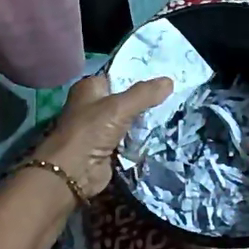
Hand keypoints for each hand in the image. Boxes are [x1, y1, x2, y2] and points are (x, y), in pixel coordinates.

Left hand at [32, 75, 172, 196]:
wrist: (74, 173)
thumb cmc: (90, 132)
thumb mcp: (119, 107)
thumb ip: (144, 94)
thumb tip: (170, 81)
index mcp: (90, 88)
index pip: (119, 75)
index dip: (140, 75)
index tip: (165, 75)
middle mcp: (95, 105)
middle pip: (127, 98)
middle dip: (148, 99)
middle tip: (175, 94)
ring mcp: (102, 128)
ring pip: (131, 118)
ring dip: (148, 120)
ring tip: (175, 111)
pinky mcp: (110, 147)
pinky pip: (132, 138)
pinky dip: (144, 138)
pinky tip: (164, 131)